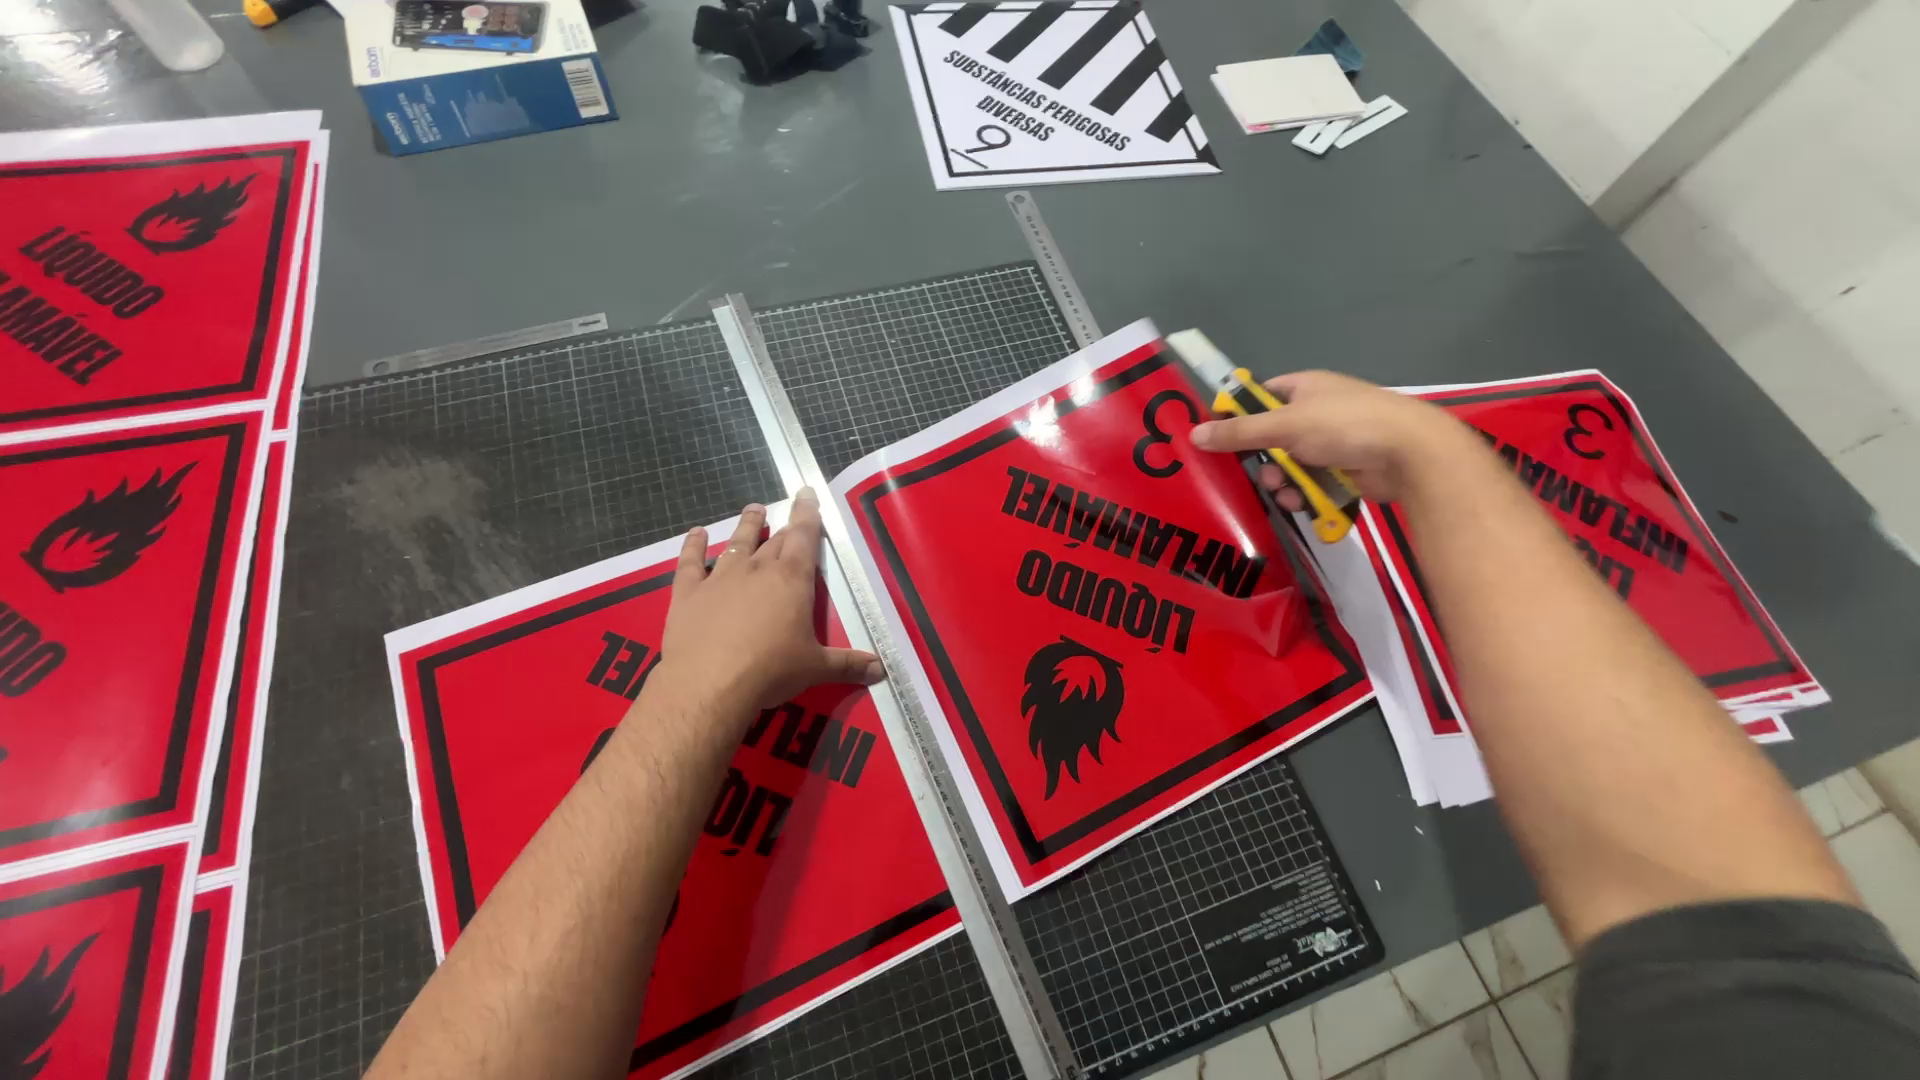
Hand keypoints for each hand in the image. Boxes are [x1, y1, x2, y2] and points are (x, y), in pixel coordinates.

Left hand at [655, 489, 883, 712]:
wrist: (708, 684)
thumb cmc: (771, 671)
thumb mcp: (815, 668)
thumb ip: (848, 665)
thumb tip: (881, 670)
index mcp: (792, 580)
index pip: (804, 537)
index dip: (808, 514)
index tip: (807, 493)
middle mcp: (757, 570)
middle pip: (774, 540)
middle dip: (783, 526)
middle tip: (788, 515)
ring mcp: (720, 578)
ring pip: (736, 543)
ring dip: (746, 526)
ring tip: (753, 510)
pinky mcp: (688, 593)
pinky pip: (690, 563)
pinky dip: (693, 546)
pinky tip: (695, 533)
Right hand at [1189, 370, 1470, 508]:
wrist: (1409, 454)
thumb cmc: (1344, 425)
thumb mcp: (1284, 425)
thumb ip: (1238, 433)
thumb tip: (1194, 434)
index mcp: (1304, 388)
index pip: (1261, 397)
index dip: (1240, 416)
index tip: (1221, 438)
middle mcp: (1317, 413)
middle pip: (1272, 438)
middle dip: (1264, 461)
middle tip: (1261, 475)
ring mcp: (1333, 443)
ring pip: (1291, 465)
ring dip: (1283, 482)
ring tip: (1286, 494)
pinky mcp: (1345, 471)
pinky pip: (1312, 483)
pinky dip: (1304, 494)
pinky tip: (1303, 503)